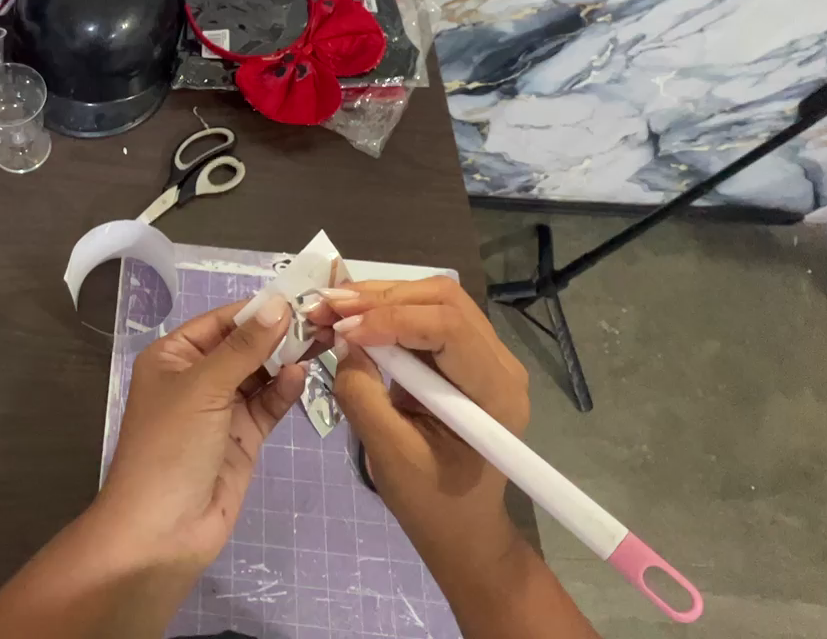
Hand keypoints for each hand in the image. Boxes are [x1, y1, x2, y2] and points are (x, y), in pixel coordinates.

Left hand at [95, 297, 306, 570]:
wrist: (162, 532)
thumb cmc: (171, 445)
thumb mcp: (204, 387)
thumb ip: (244, 347)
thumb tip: (278, 304)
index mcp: (173, 356)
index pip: (219, 321)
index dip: (256, 309)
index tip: (298, 296)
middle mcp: (195, 378)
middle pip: (242, 346)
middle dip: (276, 333)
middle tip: (321, 317)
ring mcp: (220, 409)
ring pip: (258, 374)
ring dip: (285, 358)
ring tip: (322, 339)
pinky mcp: (242, 438)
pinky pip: (266, 404)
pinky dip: (284, 389)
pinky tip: (302, 373)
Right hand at [314, 270, 530, 573]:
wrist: (462, 529)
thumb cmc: (432, 502)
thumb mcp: (389, 454)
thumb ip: (362, 394)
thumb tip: (343, 341)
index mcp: (495, 393)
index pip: (448, 327)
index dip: (391, 318)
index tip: (342, 329)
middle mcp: (499, 363)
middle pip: (441, 298)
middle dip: (380, 297)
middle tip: (327, 306)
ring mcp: (482, 354)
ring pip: (429, 297)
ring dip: (377, 297)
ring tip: (330, 306)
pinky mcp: (459, 353)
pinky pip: (422, 312)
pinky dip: (381, 309)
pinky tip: (350, 317)